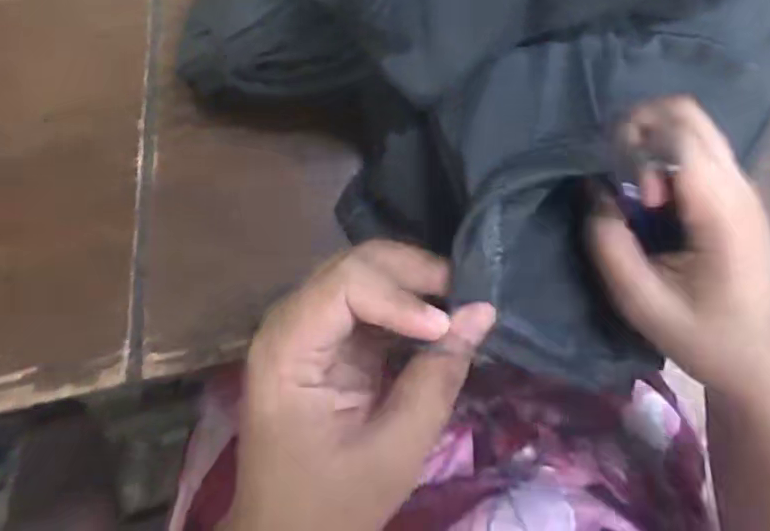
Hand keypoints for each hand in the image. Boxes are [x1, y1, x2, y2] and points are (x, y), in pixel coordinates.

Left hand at [225, 241, 497, 530]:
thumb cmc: (331, 505)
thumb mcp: (393, 453)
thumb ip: (437, 378)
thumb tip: (482, 311)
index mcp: (287, 348)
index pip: (347, 284)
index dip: (400, 296)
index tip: (443, 326)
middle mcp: (290, 319)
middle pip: (356, 263)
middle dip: (413, 274)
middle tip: (463, 296)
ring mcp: (306, 321)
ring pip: (365, 268)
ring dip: (414, 280)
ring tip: (457, 301)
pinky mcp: (327, 332)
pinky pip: (370, 293)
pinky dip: (407, 299)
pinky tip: (436, 316)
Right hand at [587, 96, 769, 397]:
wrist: (758, 359)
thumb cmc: (701, 335)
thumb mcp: (639, 301)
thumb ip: (607, 242)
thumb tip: (593, 188)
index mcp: (721, 210)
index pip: (679, 135)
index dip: (641, 149)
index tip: (633, 195)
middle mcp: (738, 184)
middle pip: (687, 113)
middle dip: (641, 125)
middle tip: (621, 167)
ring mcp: (743, 183)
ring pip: (694, 122)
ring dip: (655, 135)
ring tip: (638, 182)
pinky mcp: (738, 188)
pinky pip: (699, 142)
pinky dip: (668, 148)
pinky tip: (657, 191)